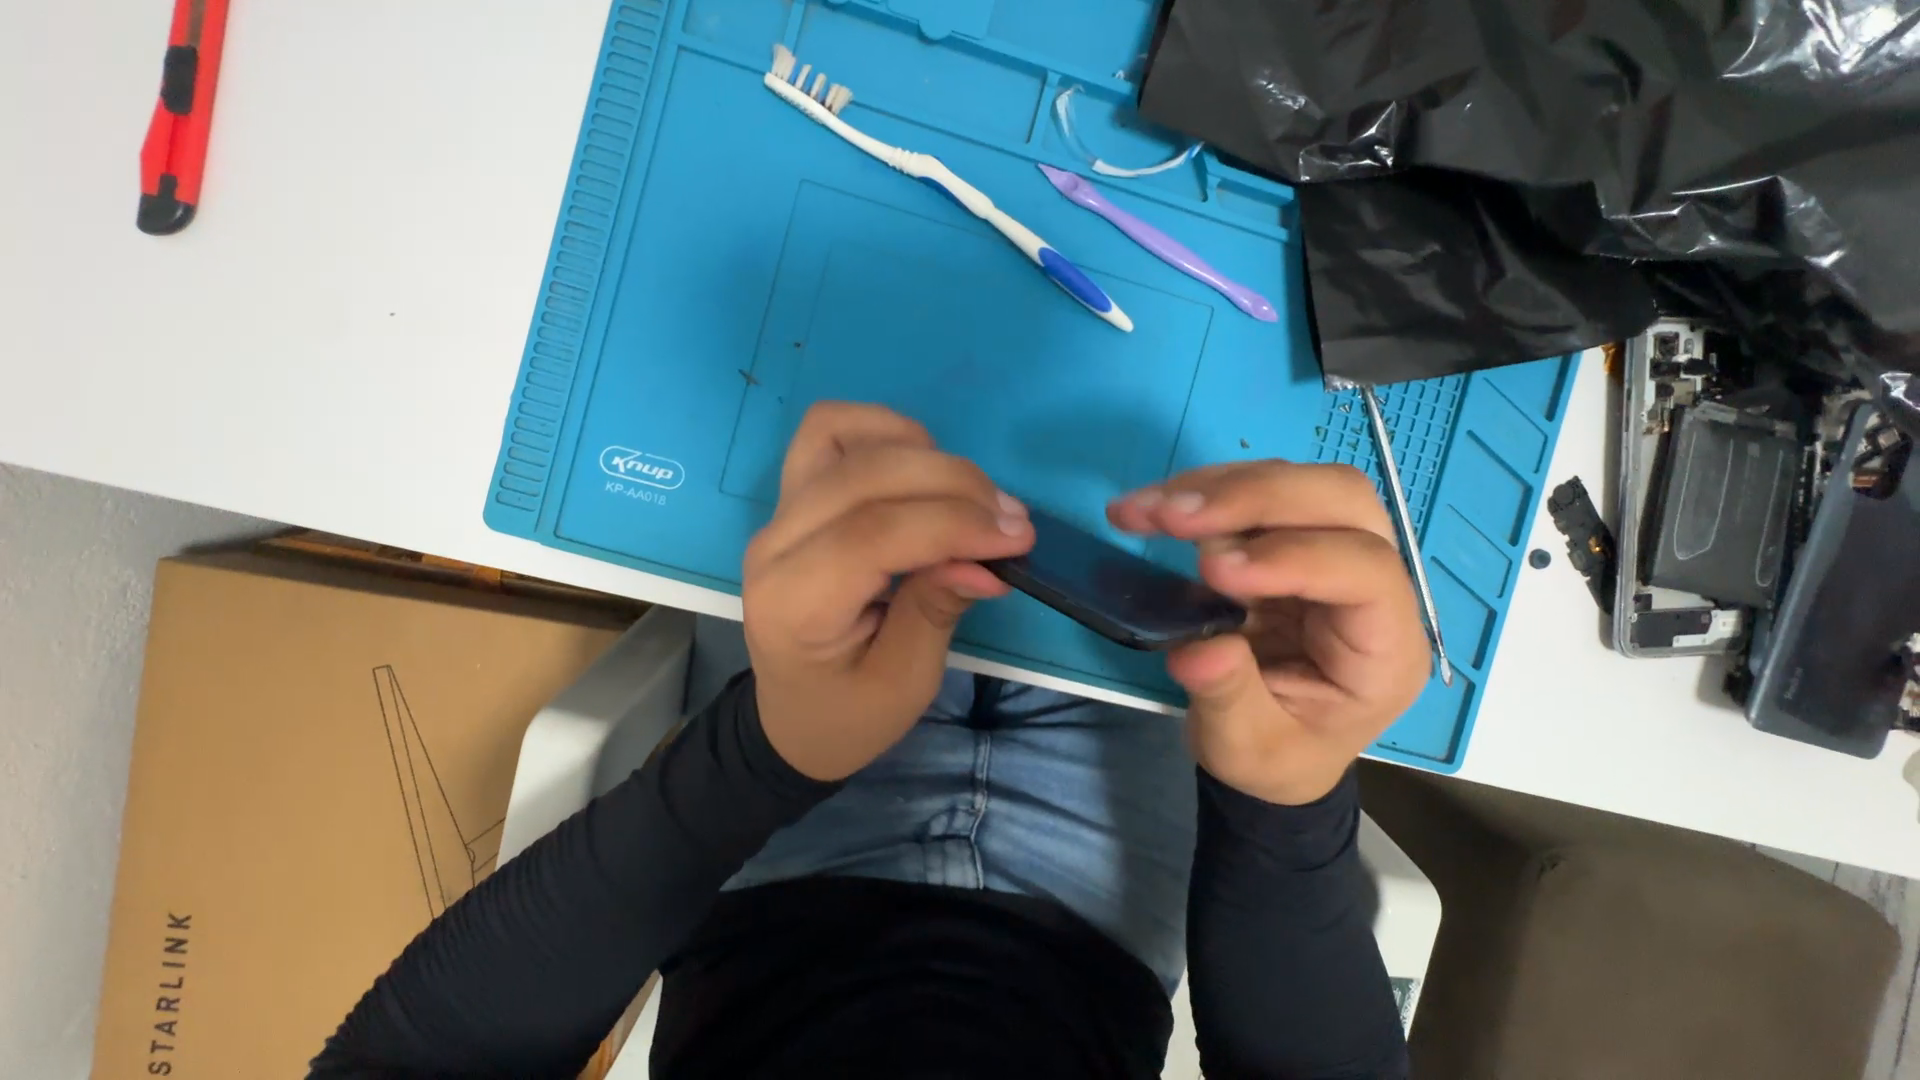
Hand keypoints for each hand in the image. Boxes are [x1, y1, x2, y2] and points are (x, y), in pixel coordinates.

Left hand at [743, 403, 1033, 779]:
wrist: (794, 719)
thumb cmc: (850, 713)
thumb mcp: (905, 682)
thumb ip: (937, 609)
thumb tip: (986, 557)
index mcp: (796, 604)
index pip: (874, 533)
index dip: (954, 522)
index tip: (1018, 535)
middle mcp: (774, 545)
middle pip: (864, 474)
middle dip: (953, 483)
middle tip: (1011, 519)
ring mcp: (778, 514)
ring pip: (840, 435)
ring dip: (916, 450)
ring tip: (966, 495)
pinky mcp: (792, 498)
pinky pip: (829, 432)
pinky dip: (884, 432)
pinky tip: (923, 467)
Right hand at [1108, 463, 1429, 804]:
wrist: (1269, 748)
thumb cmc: (1274, 756)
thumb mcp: (1246, 749)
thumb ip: (1229, 702)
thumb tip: (1198, 650)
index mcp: (1383, 647)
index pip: (1366, 572)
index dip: (1294, 557)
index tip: (1212, 571)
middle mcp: (1369, 585)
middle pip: (1341, 500)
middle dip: (1256, 496)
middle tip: (1175, 515)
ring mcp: (1327, 553)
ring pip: (1295, 483)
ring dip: (1218, 487)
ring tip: (1148, 510)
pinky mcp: (1283, 542)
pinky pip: (1252, 494)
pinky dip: (1199, 493)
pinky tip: (1151, 508)